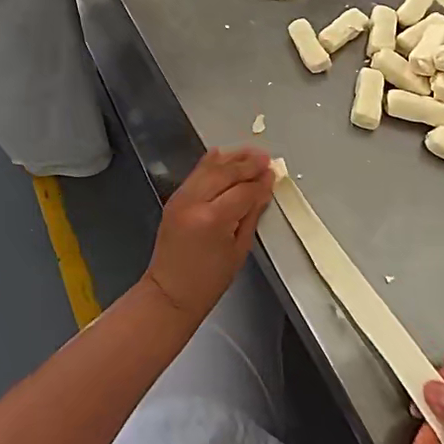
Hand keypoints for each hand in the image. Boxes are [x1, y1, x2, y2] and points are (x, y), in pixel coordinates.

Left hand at [141, 148, 275, 317]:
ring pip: (208, 168)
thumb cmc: (209, 280)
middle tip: (265, 157)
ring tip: (250, 152)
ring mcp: (181, 197)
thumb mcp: (239, 250)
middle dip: (246, 164)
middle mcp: (194, 202)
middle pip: (224, 173)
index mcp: (213, 219)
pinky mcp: (174, 197)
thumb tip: (263, 189)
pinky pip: (195, 174)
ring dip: (230, 158)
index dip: (260, 182)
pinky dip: (210, 163)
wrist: (170, 291)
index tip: (273, 173)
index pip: (242, 191)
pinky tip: (223, 155)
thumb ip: (251, 214)